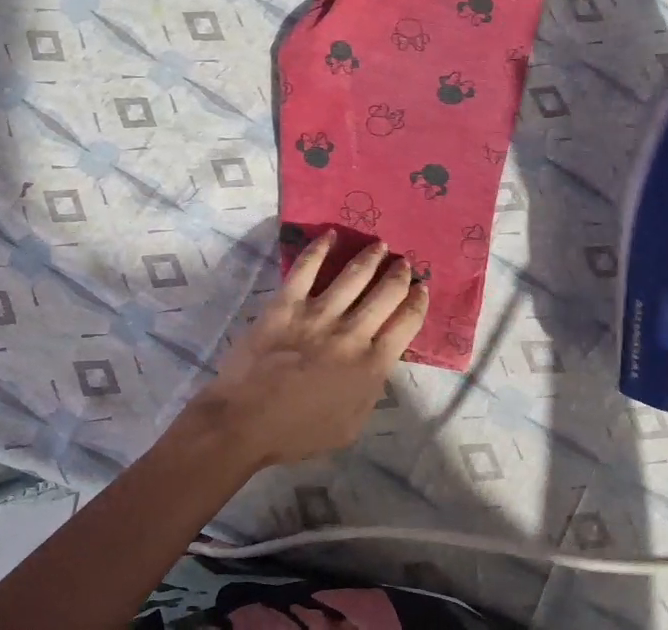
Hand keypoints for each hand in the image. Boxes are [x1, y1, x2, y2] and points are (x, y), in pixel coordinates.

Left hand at [172, 233, 429, 470]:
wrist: (245, 421)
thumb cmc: (297, 433)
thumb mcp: (350, 426)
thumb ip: (370, 392)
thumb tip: (377, 365)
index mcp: (371, 367)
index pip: (406, 325)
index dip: (418, 303)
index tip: (422, 289)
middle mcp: (352, 335)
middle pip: (385, 294)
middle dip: (399, 274)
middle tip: (405, 262)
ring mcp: (318, 315)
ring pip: (353, 276)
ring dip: (370, 257)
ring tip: (379, 245)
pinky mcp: (286, 304)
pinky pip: (306, 268)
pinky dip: (320, 248)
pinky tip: (331, 234)